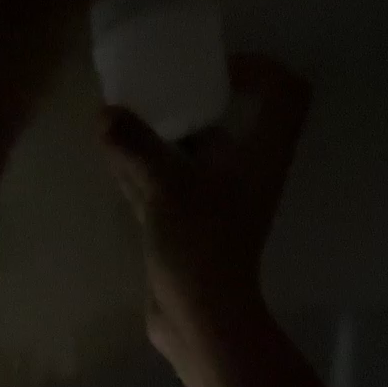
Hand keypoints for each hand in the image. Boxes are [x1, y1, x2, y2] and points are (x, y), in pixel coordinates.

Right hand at [100, 54, 310, 365]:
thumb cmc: (200, 245)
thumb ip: (135, 148)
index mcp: (261, 154)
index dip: (258, 69)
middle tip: (154, 89)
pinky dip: (144, 170)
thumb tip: (104, 116)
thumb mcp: (166, 188)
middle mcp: (244, 174)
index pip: (283, 92)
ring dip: (161, 138)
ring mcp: (215, 204)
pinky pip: (168, 187)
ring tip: (124, 119)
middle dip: (190, 103)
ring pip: (191, 157)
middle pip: (228, 123)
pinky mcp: (188, 229)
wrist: (199, 317)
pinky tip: (114, 159)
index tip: (214, 69)